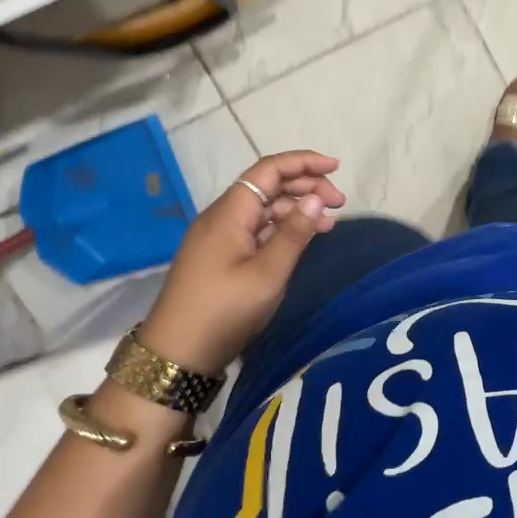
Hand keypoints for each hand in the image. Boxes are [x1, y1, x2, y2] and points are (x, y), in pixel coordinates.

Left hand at [139, 151, 346, 372]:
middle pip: (267, 185)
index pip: (268, 170)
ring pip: (264, 208)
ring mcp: (220, 238)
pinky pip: (257, 228)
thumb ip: (294, 233)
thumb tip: (317, 199)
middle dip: (305, 185)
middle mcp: (222, 217)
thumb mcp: (268, 274)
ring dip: (297, 208)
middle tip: (339, 202)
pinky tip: (303, 239)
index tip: (336, 167)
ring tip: (329, 223)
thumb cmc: (224, 310)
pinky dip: (283, 227)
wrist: (176, 355)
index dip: (303, 162)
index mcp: (229, 213)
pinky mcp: (221, 256)